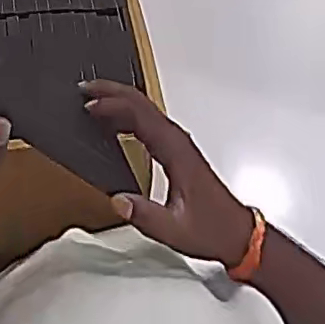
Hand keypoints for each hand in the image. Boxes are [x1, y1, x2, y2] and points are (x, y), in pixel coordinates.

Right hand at [82, 80, 253, 264]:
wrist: (239, 235)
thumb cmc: (214, 229)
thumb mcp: (176, 230)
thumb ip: (145, 216)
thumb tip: (117, 201)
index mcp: (175, 150)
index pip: (139, 114)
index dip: (111, 105)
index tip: (89, 106)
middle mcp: (176, 139)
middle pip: (140, 101)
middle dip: (110, 90)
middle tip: (85, 88)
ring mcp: (176, 141)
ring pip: (143, 107)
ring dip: (117, 98)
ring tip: (92, 99)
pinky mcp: (175, 147)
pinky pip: (146, 119)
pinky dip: (126, 112)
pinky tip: (113, 122)